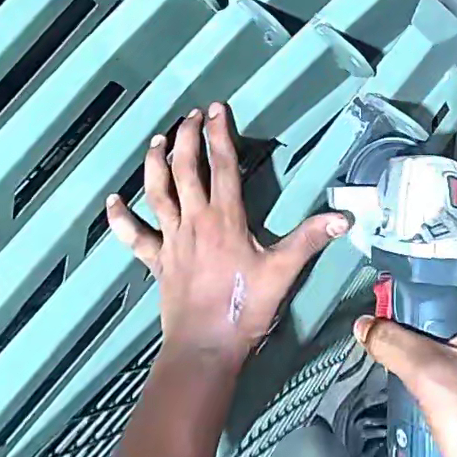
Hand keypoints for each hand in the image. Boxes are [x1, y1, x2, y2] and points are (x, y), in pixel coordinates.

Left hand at [105, 102, 349, 368]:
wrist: (205, 348)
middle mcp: (194, 220)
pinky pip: (135, 236)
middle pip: (185, 169)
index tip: (216, 108)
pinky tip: (112, 201)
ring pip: (157, 192)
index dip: (219, 133)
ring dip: (155, 163)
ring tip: (157, 140)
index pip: (222, 165)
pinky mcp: (157, 261)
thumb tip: (344, 217)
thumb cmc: (246, 307)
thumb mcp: (283, 270)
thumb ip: (310, 238)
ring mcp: (171, 240)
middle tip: (190, 115)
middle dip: (187, 137)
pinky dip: (121, 218)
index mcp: (225, 217)